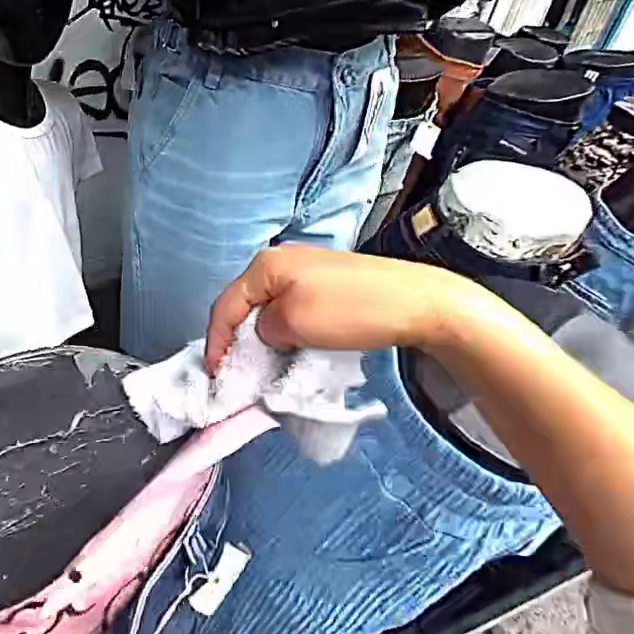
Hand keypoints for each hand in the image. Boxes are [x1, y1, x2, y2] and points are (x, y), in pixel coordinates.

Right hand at [204, 246, 481, 373]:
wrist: (417, 303)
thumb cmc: (352, 310)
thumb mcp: (294, 324)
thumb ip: (263, 329)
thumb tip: (266, 332)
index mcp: (267, 264)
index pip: (226, 305)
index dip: (216, 341)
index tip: (215, 373)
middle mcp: (282, 260)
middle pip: (245, 303)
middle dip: (237, 337)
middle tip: (236, 371)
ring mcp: (307, 269)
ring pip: (269, 307)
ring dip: (263, 336)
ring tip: (263, 364)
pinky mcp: (327, 282)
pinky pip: (292, 307)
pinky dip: (285, 329)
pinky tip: (292, 346)